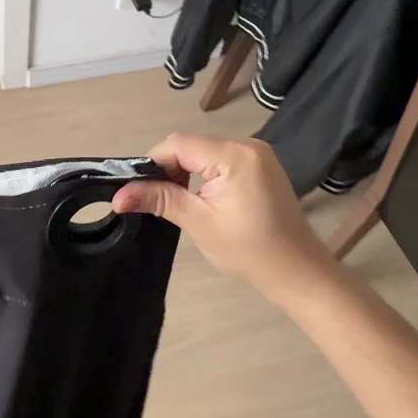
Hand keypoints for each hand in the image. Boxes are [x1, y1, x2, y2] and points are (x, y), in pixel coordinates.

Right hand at [113, 133, 334, 295]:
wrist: (299, 272)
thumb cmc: (249, 250)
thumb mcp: (199, 223)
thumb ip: (159, 199)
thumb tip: (118, 196)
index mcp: (234, 155)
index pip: (179, 144)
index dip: (154, 163)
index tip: (140, 188)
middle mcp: (247, 144)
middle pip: (192, 145)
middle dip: (170, 168)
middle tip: (158, 198)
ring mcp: (258, 153)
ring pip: (205, 151)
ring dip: (187, 170)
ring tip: (180, 200)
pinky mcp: (262, 164)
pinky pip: (222, 158)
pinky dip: (206, 172)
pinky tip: (203, 197)